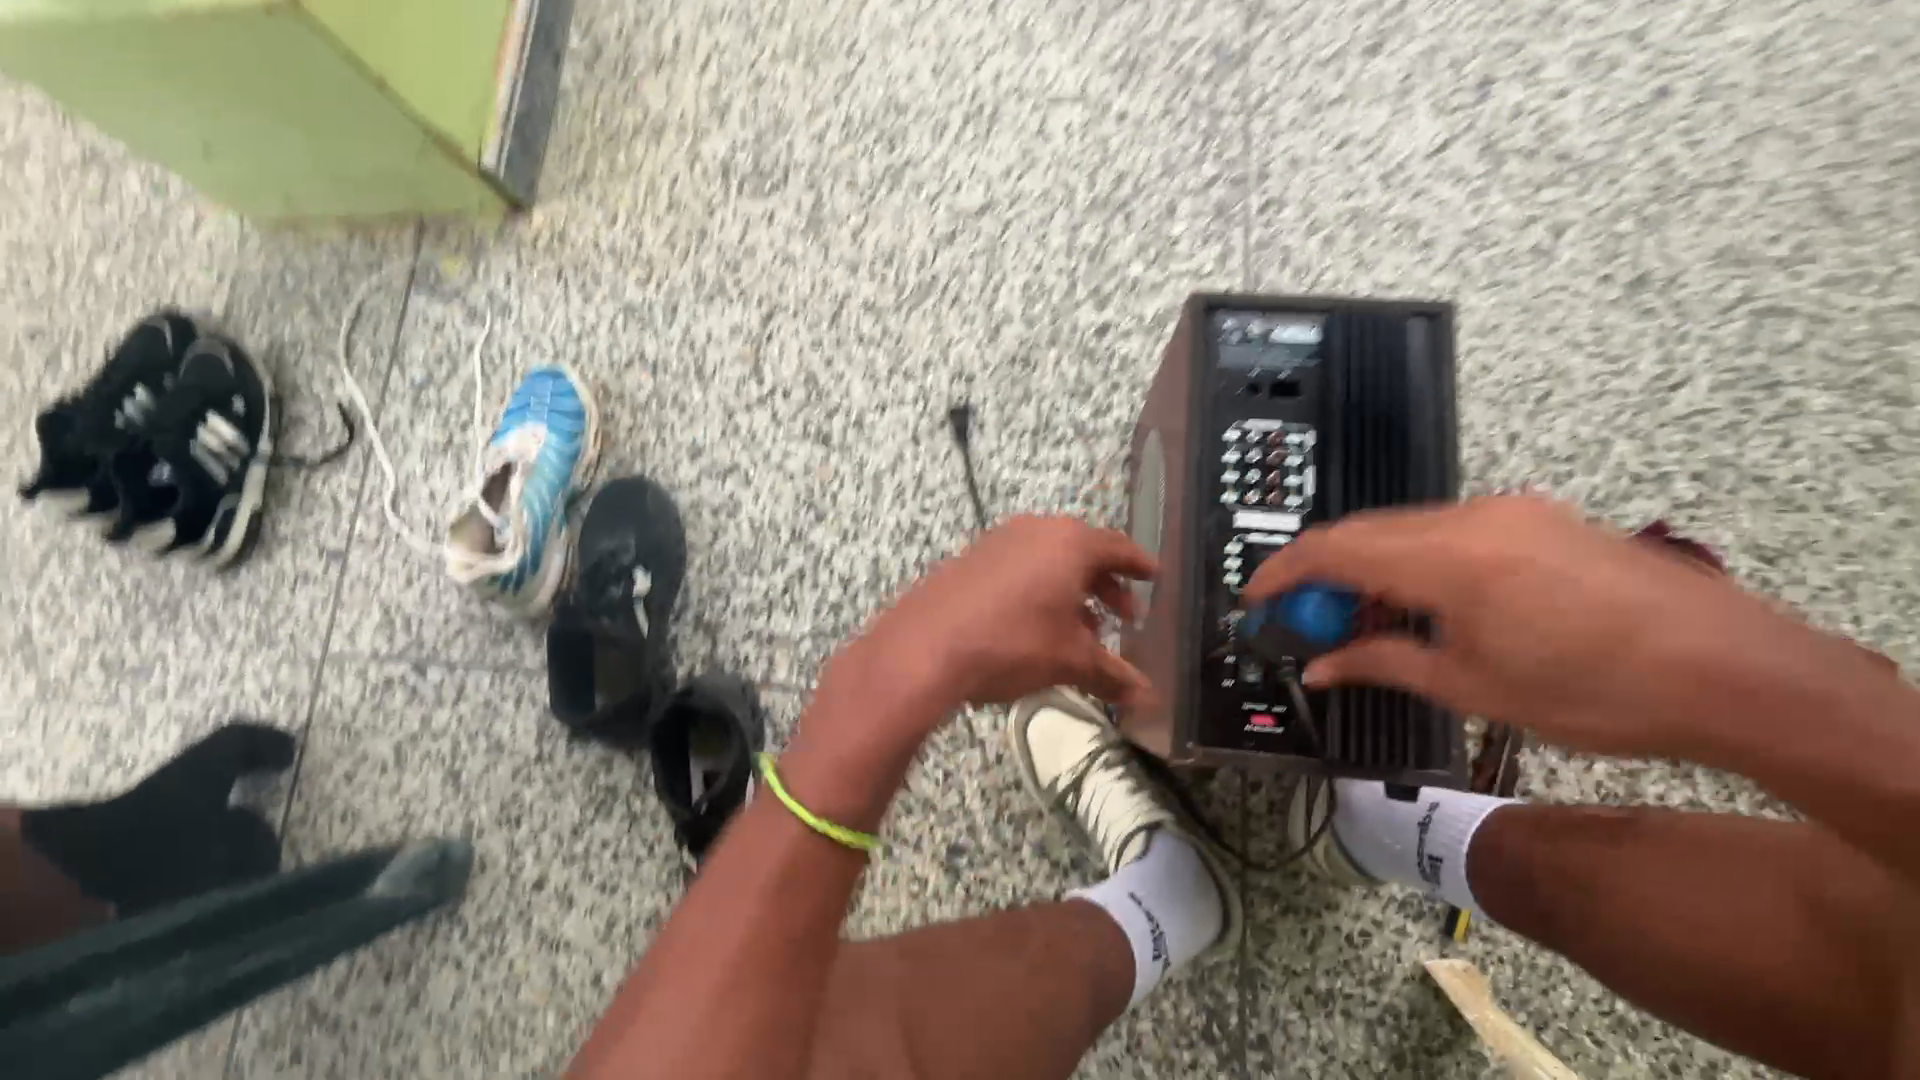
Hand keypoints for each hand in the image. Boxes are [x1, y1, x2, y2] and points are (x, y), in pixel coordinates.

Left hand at [850, 515, 1156, 714]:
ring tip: (1082, 628)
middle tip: (1123, 614)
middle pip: (1083, 551)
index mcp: (1070, 543)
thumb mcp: (1069, 661)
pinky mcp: (971, 558)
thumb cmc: (1012, 643)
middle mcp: (1037, 530)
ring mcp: (999, 541)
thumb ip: (1111, 674)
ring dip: (1071, 590)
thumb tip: (1146, 696)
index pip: (1118, 547)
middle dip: (1105, 584)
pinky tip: (1037, 626)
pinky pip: (1019, 566)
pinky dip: (1038, 589)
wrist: (925, 646)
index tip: (1153, 576)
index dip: (1139, 565)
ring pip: (1049, 559)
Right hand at [1243, 495, 1877, 758]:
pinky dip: (1415, 562)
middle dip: (1323, 574)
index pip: (1334, 548)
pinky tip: (1423, 603)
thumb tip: (1317, 667)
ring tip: (1364, 622)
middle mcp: (1474, 516)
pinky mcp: (1540, 519)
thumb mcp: (1471, 686)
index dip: (1283, 571)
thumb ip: (1380, 663)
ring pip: (1406, 529)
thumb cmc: (1596, 693)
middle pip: (1365, 531)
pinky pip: (1450, 530)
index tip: (1254, 597)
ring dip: (1370, 568)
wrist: (1738, 674)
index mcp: (1449, 558)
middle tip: (1305, 621)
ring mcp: (1512, 511)